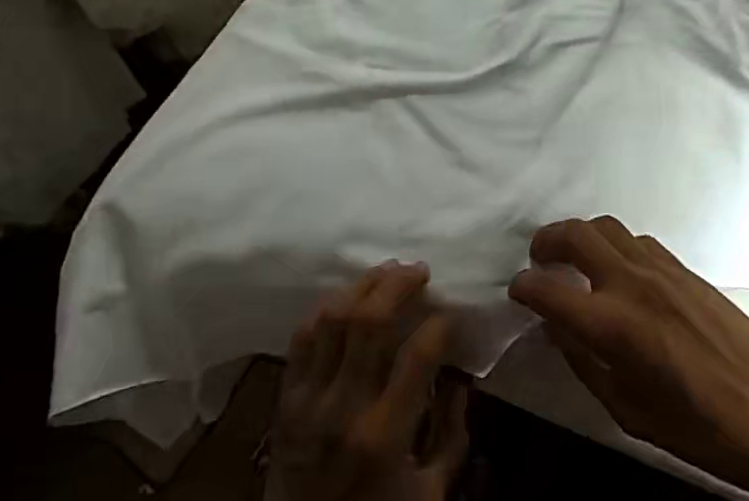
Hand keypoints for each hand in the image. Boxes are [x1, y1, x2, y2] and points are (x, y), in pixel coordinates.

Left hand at [269, 262, 468, 500]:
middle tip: (419, 270)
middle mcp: (344, 406)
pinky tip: (346, 295)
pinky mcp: (286, 393)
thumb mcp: (428, 495)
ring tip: (387, 271)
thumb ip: (450, 437)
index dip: (438, 325)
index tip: (453, 310)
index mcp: (384, 436)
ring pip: (333, 318)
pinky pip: (303, 335)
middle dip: (397, 286)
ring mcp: (308, 395)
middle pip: (369, 323)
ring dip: (362, 286)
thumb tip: (462, 380)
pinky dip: (325, 307)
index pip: (415, 358)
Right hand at [509, 217, 748, 500]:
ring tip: (576, 257)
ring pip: (605, 226)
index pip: (545, 288)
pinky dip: (615, 245)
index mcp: (612, 325)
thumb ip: (581, 362)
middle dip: (545, 242)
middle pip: (572, 234)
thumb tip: (555, 328)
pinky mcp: (686, 270)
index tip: (518, 293)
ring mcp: (661, 271)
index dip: (522, 288)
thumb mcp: (626, 410)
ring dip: (580, 236)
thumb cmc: (701, 429)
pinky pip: (637, 240)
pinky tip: (621, 269)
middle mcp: (632, 286)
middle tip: (540, 260)